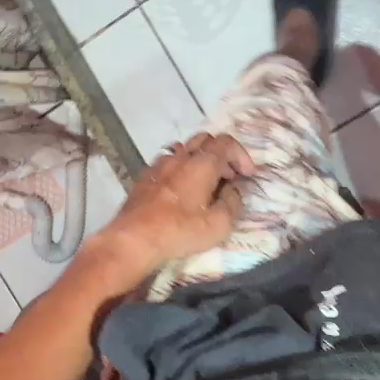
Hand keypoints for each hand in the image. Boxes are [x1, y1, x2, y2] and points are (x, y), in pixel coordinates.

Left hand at [87, 132, 252, 274]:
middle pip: (205, 140)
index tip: (247, 175)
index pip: (226, 143)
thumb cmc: (179, 232)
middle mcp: (180, 157)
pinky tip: (179, 189)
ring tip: (204, 183)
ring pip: (184, 149)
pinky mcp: (144, 177)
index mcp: (202, 164)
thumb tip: (234, 190)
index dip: (241, 155)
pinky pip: (166, 163)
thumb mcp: (218, 225)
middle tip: (227, 178)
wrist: (132, 239)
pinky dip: (179, 169)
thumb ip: (232, 203)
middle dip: (221, 155)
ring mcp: (159, 165)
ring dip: (199, 160)